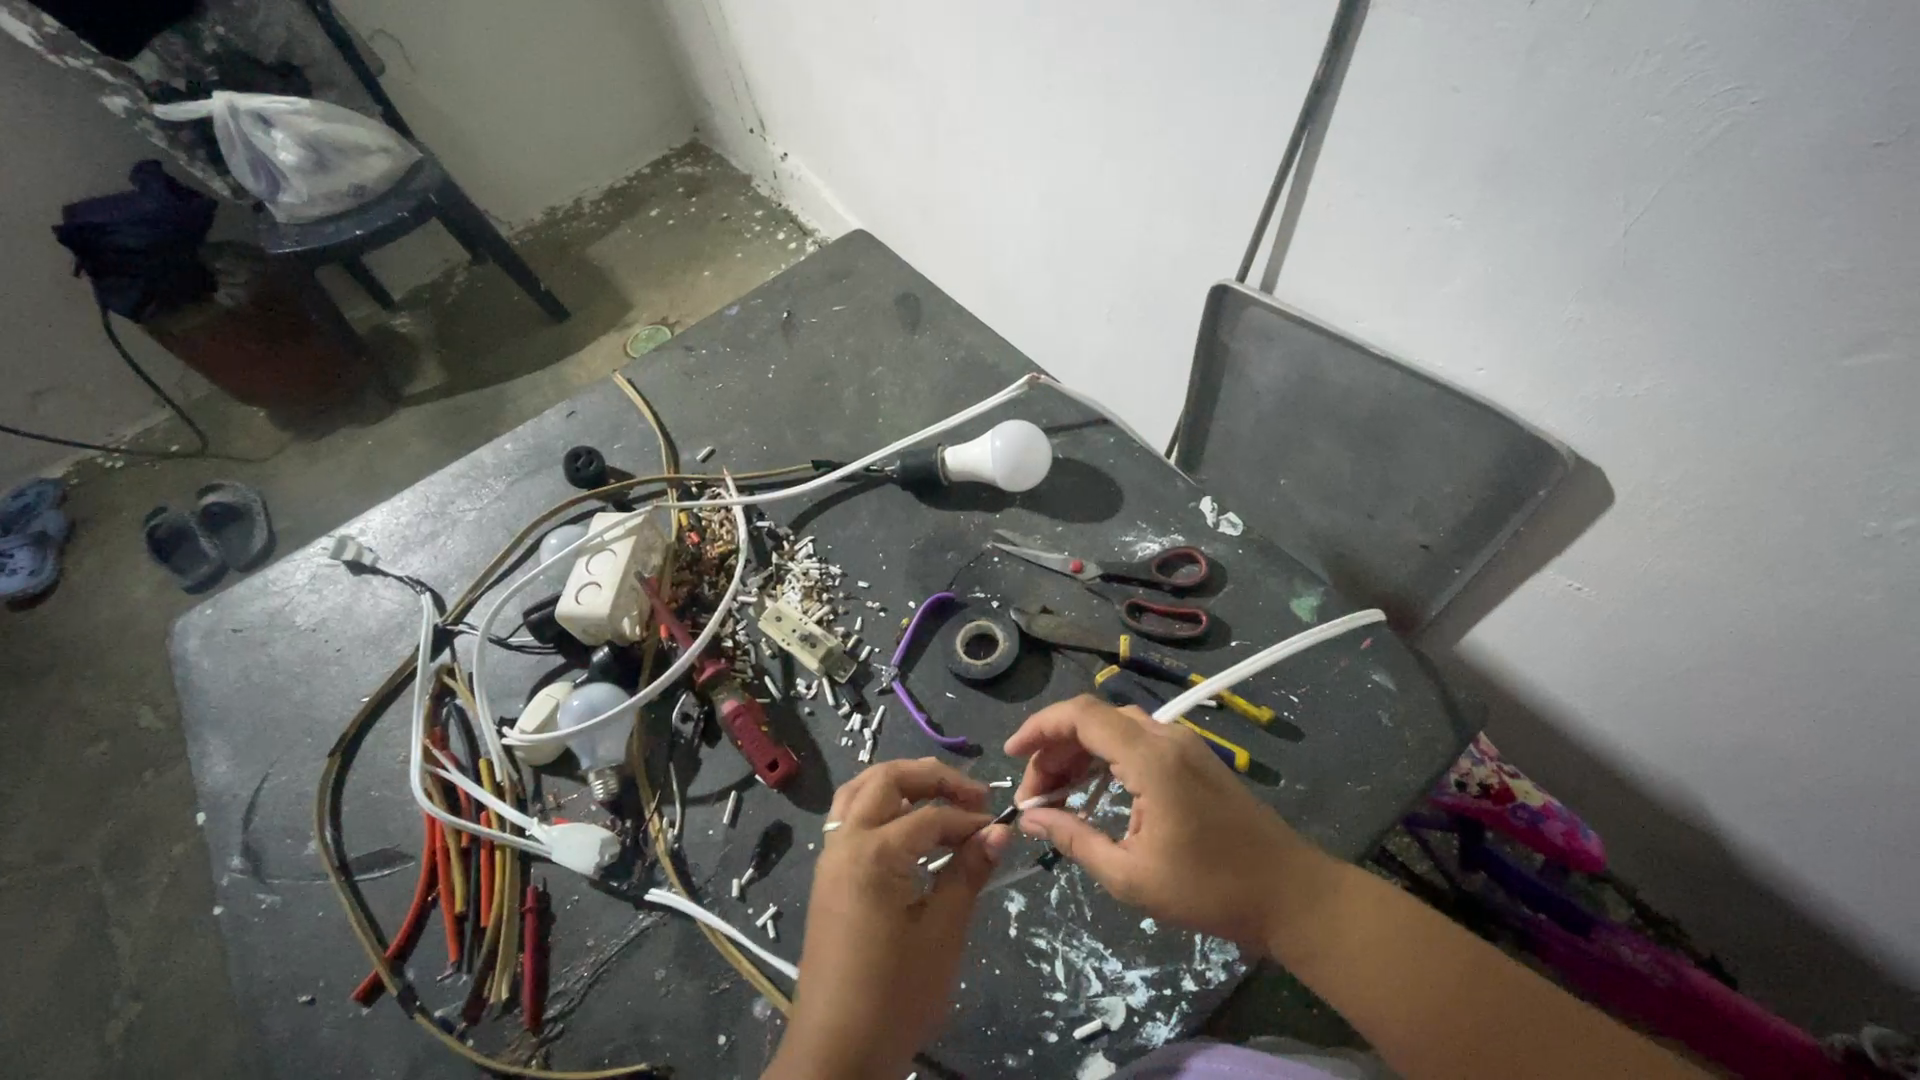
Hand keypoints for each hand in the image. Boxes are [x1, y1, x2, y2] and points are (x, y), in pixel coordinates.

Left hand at [766, 758, 1013, 1079]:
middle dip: (932, 777)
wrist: (837, 1050)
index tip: (1000, 831)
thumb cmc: (896, 994)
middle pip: (886, 780)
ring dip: (900, 783)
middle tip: (972, 794)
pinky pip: (849, 816)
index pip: (931, 816)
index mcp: (873, 853)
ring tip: (941, 797)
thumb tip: (999, 831)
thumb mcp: (943, 933)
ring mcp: (830, 857)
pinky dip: (879, 805)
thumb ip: (968, 873)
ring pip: (859, 790)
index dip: (970, 820)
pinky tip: (908, 826)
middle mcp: (844, 842)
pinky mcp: (828, 875)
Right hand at [1005, 695, 1335, 948]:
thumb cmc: (1210, 890)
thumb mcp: (1130, 876)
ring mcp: (1184, 746)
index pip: (1081, 715)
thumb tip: (1029, 818)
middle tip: (1035, 794)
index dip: (1039, 727)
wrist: (1291, 895)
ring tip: (1056, 794)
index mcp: (1150, 758)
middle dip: (1055, 749)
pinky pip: (1138, 742)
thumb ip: (1074, 839)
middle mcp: (1166, 738)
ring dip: (1080, 752)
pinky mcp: (1194, 760)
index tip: (1012, 756)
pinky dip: (1107, 758)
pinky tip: (1095, 793)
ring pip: (1116, 728)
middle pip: (1095, 719)